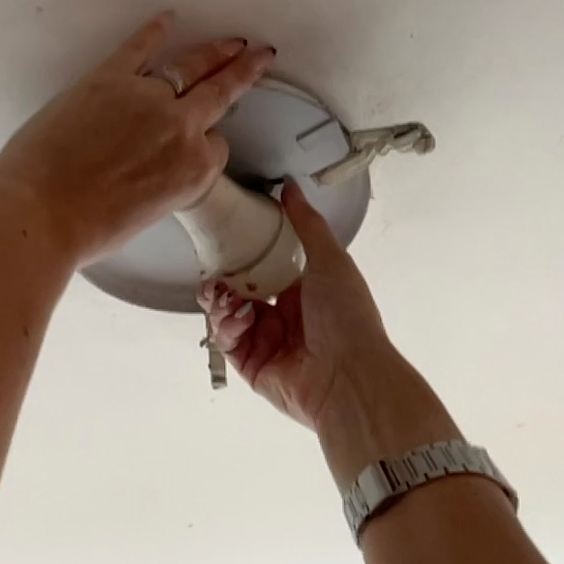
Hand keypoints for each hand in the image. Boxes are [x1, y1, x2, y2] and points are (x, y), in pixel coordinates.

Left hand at [0, 12, 276, 265]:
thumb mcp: (144, 214)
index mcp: (193, 170)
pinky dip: (152, 32)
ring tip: (230, 42)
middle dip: (243, 72)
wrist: (39, 213)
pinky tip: (166, 20)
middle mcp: (180, 129)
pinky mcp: (108, 79)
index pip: (214, 147)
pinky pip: (138, 48)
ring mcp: (146, 98)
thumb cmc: (84, 228)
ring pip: (190, 65)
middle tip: (259, 56)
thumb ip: (160, 182)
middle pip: (220, 93)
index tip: (197, 142)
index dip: (204, 145)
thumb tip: (150, 165)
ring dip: (213, 51)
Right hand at [200, 181, 457, 478]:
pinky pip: (227, 340)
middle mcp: (280, 315)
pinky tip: (237, 318)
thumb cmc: (345, 315)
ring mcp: (264, 341)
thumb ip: (306, 224)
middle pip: (236, 291)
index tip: (226, 242)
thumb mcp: (330, 260)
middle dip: (220, 281)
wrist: (349, 376)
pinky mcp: (250, 365)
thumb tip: (290, 187)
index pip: (260, 267)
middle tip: (214, 276)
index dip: (241, 255)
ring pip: (226, 315)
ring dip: (220, 302)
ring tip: (224, 298)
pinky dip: (226, 326)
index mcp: (300, 290)